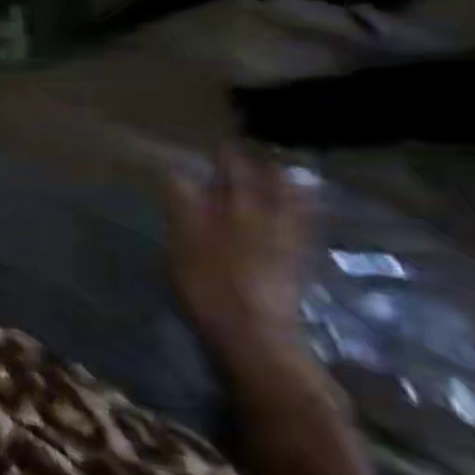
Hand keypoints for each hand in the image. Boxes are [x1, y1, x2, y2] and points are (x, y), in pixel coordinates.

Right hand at [165, 146, 314, 351]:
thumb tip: (173, 168)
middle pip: (271, 187)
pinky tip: (292, 214)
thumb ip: (182, 203)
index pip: (234, 175)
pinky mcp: (295, 264)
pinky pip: (301, 228)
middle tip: (250, 155)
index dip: (227, 157)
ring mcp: (288, 244)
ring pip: (292, 206)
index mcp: (240, 213)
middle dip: (261, 169)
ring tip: (278, 177)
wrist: (253, 333)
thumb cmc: (208, 283)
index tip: (218, 142)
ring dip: (284, 189)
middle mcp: (270, 221)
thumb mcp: (183, 240)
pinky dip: (298, 214)